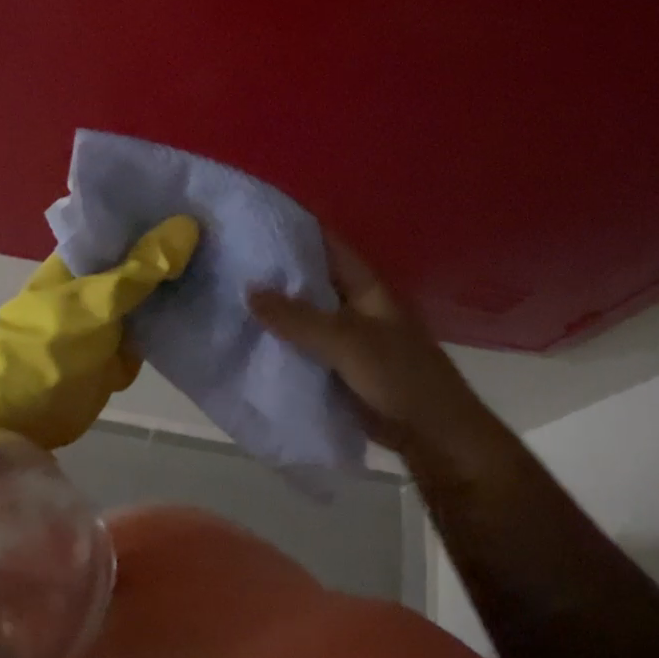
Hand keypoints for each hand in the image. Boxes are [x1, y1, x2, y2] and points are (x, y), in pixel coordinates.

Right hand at [248, 239, 499, 459]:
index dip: (292, 229)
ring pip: (304, 315)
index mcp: (365, 285)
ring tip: (225, 295)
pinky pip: (305, 348)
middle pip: (310, 279)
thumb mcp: (346, 341)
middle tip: (226, 260)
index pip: (325, 243)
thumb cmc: (399, 376)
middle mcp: (354, 304)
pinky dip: (281, 343)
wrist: (433, 435)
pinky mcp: (339, 368)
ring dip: (274, 310)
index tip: (251, 222)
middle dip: (274, 272)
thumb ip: (298, 317)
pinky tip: (247, 339)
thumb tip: (248, 290)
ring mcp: (347, 337)